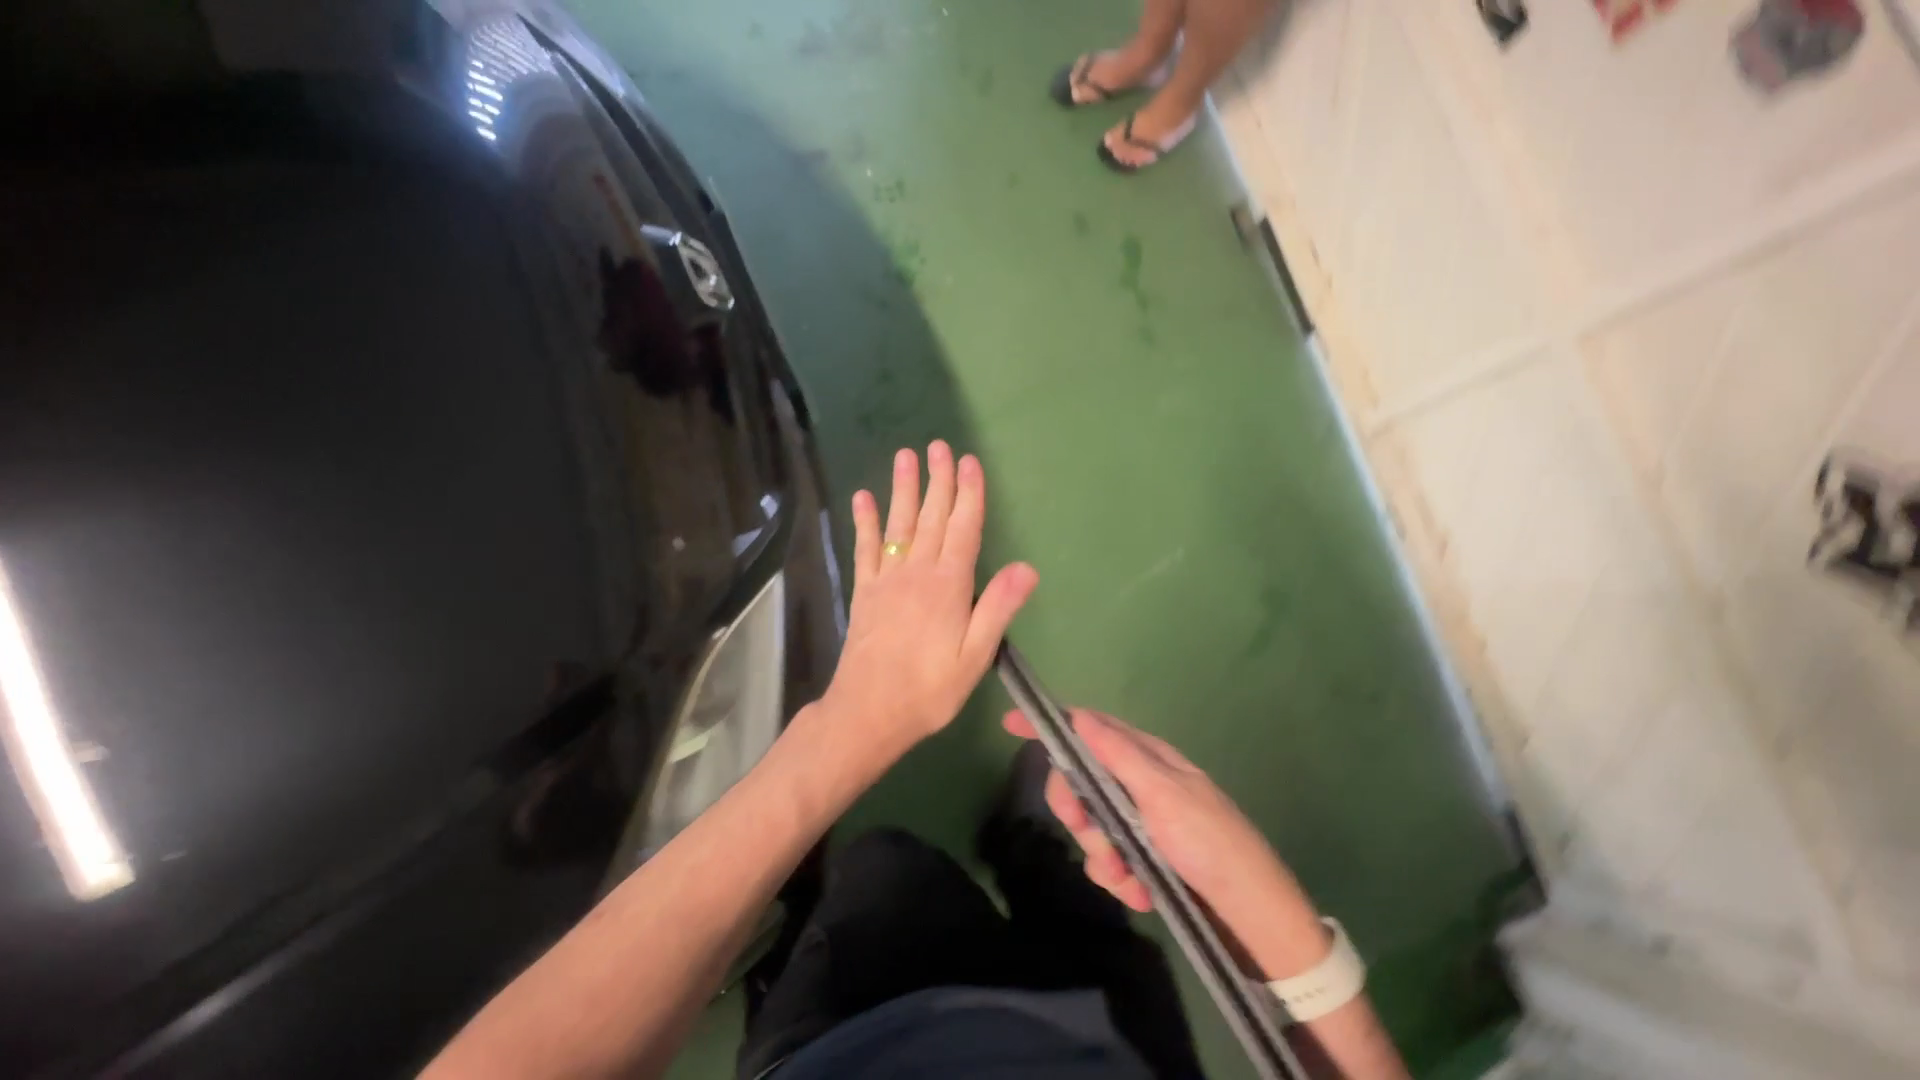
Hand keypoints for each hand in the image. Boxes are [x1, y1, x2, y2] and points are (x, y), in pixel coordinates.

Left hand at [818, 442, 1038, 758]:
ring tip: (905, 455)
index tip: (970, 461)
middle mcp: (917, 572)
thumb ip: (997, 609)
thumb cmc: (930, 690)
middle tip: (939, 445)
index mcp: (949, 586)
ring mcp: (887, 579)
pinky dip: (865, 522)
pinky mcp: (865, 592)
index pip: (963, 529)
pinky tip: (862, 498)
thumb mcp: (975, 656)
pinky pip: (865, 549)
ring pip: (899, 524)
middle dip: (938, 480)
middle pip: (931, 517)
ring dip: (903, 489)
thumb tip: (1027, 568)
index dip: (969, 494)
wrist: (869, 712)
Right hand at [1003, 708, 1330, 978]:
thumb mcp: (1164, 794)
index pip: (1091, 730)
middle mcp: (1141, 786)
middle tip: (1088, 833)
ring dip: (1104, 857)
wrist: (1249, 914)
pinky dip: (1121, 880)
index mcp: (1148, 759)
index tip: (1011, 726)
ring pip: (1093, 830)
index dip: (1053, 727)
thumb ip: (1120, 756)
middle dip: (1079, 814)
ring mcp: (1142, 824)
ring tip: (1130, 880)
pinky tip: (1141, 896)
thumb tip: (1081, 716)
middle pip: (1081, 785)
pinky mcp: (1145, 859)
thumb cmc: (1209, 843)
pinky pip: (1110, 862)